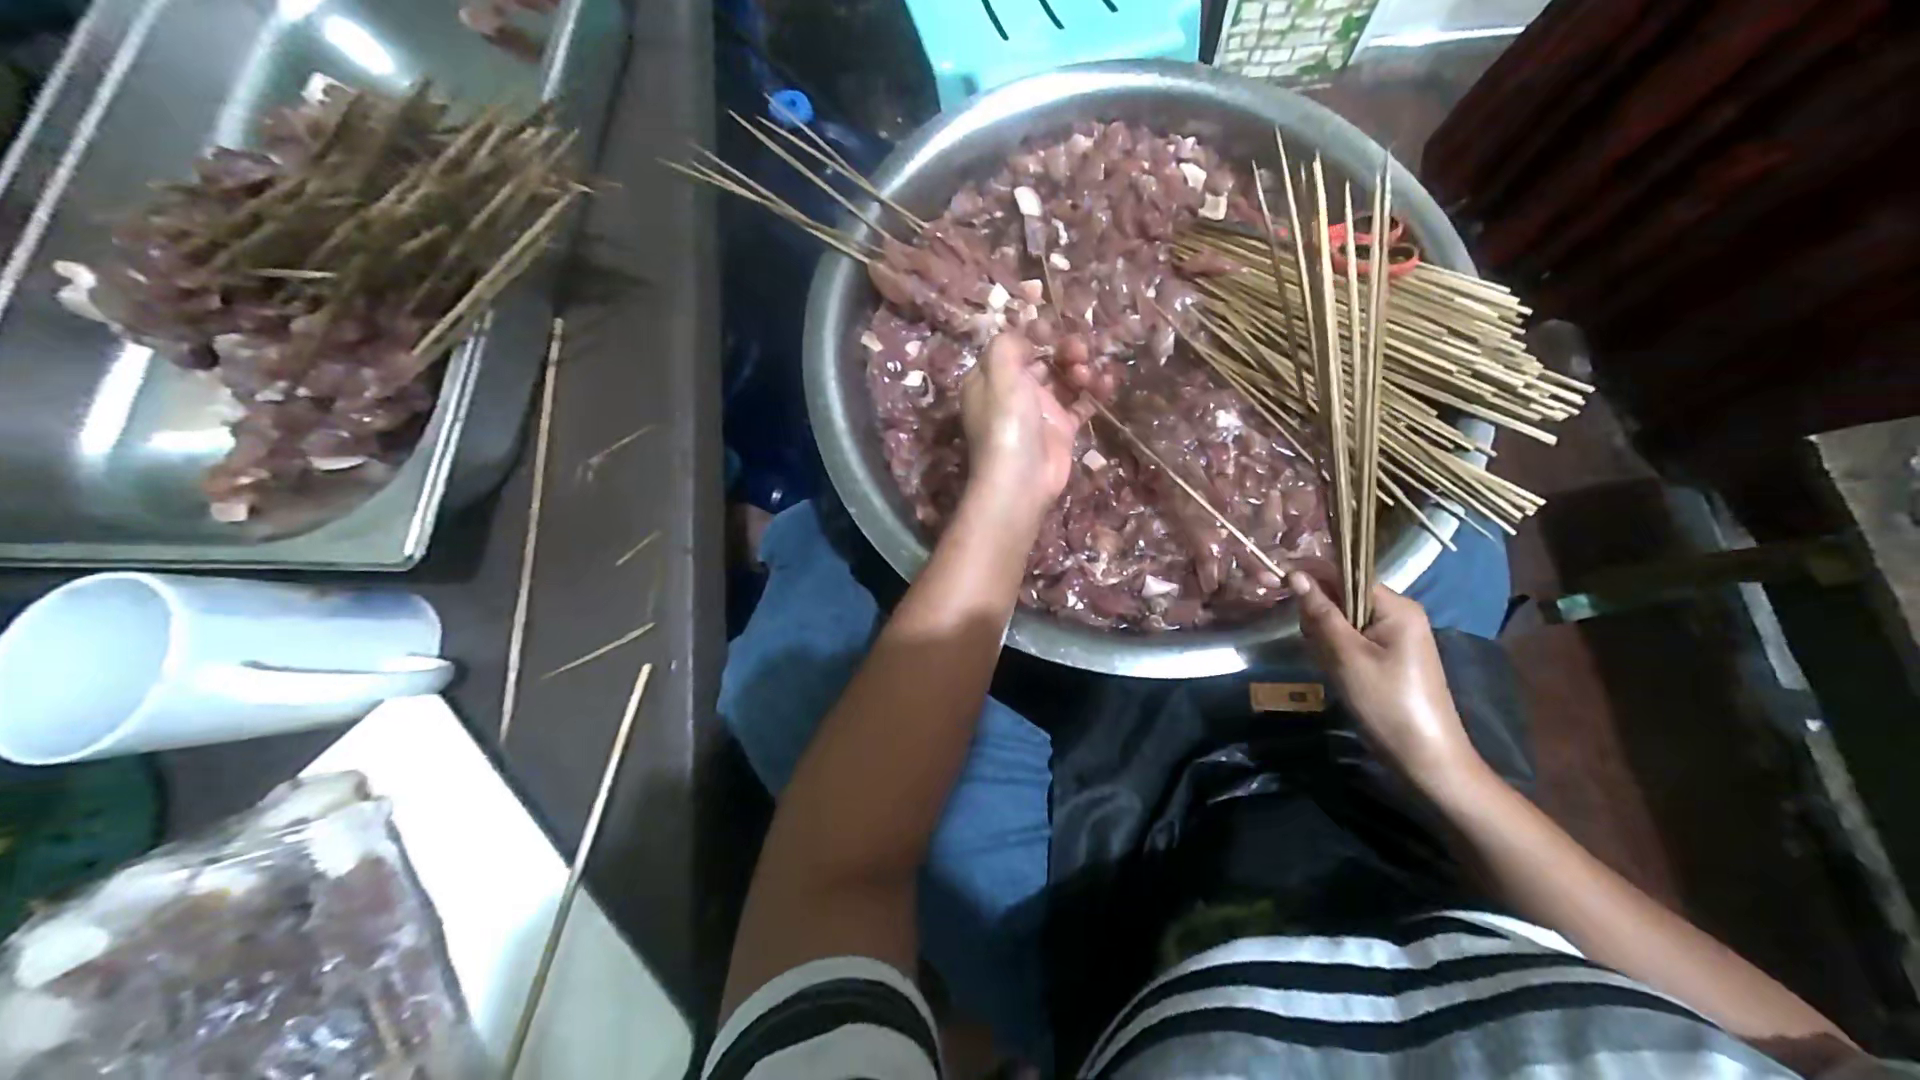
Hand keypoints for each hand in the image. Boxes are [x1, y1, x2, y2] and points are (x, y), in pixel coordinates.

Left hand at [961, 332, 1080, 522]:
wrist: (1021, 480)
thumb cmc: (1006, 422)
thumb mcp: (999, 374)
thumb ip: (1007, 345)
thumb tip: (1024, 335)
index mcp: (991, 378)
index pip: (1014, 346)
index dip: (1035, 334)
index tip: (1053, 329)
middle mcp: (1014, 391)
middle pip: (1043, 359)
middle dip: (1064, 350)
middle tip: (1080, 350)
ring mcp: (1039, 410)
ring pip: (1064, 378)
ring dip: (1081, 368)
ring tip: (1089, 374)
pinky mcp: (1061, 428)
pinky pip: (1081, 402)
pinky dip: (1095, 391)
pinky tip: (1108, 383)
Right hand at [1290, 572, 1485, 791]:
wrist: (1425, 758)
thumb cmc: (1387, 703)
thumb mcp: (1347, 656)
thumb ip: (1321, 613)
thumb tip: (1295, 574)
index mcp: (1396, 606)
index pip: (1345, 572)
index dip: (1309, 575)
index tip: (1273, 584)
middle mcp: (1398, 613)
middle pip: (1342, 594)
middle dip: (1318, 614)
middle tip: (1312, 644)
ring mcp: (1394, 636)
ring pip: (1342, 618)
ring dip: (1324, 636)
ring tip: (1327, 664)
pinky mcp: (1388, 656)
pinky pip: (1351, 638)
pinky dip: (1335, 650)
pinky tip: (1334, 671)